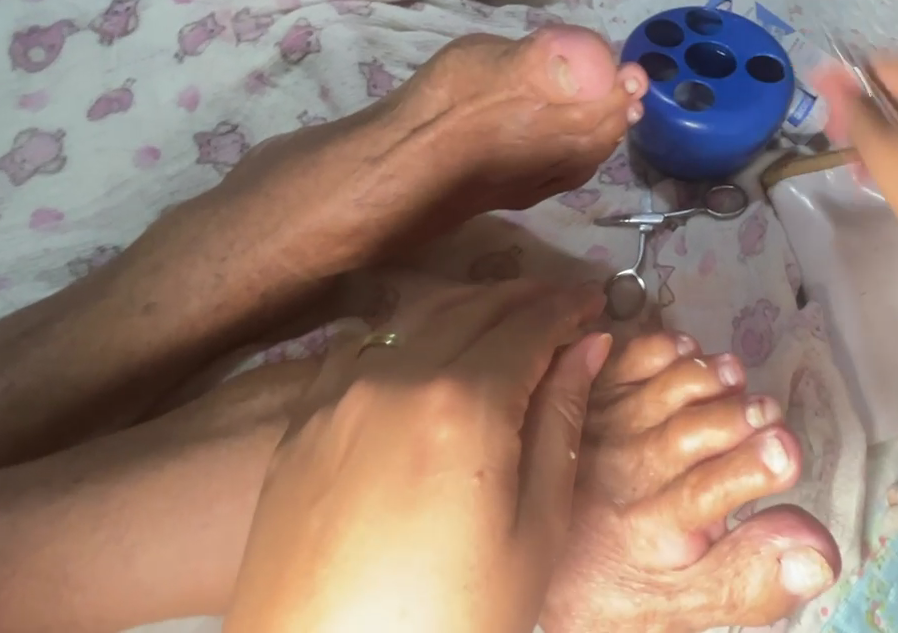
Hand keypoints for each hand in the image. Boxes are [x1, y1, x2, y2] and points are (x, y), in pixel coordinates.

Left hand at [225, 279, 610, 632]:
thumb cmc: (451, 620)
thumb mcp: (535, 531)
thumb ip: (561, 422)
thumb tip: (589, 345)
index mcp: (463, 405)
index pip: (528, 327)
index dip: (567, 309)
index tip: (594, 301)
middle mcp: (399, 377)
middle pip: (476, 308)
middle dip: (527, 297)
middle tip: (563, 303)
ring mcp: (342, 394)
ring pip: (419, 316)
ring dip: (472, 304)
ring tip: (506, 316)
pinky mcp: (303, 420)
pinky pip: (363, 344)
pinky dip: (408, 329)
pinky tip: (424, 345)